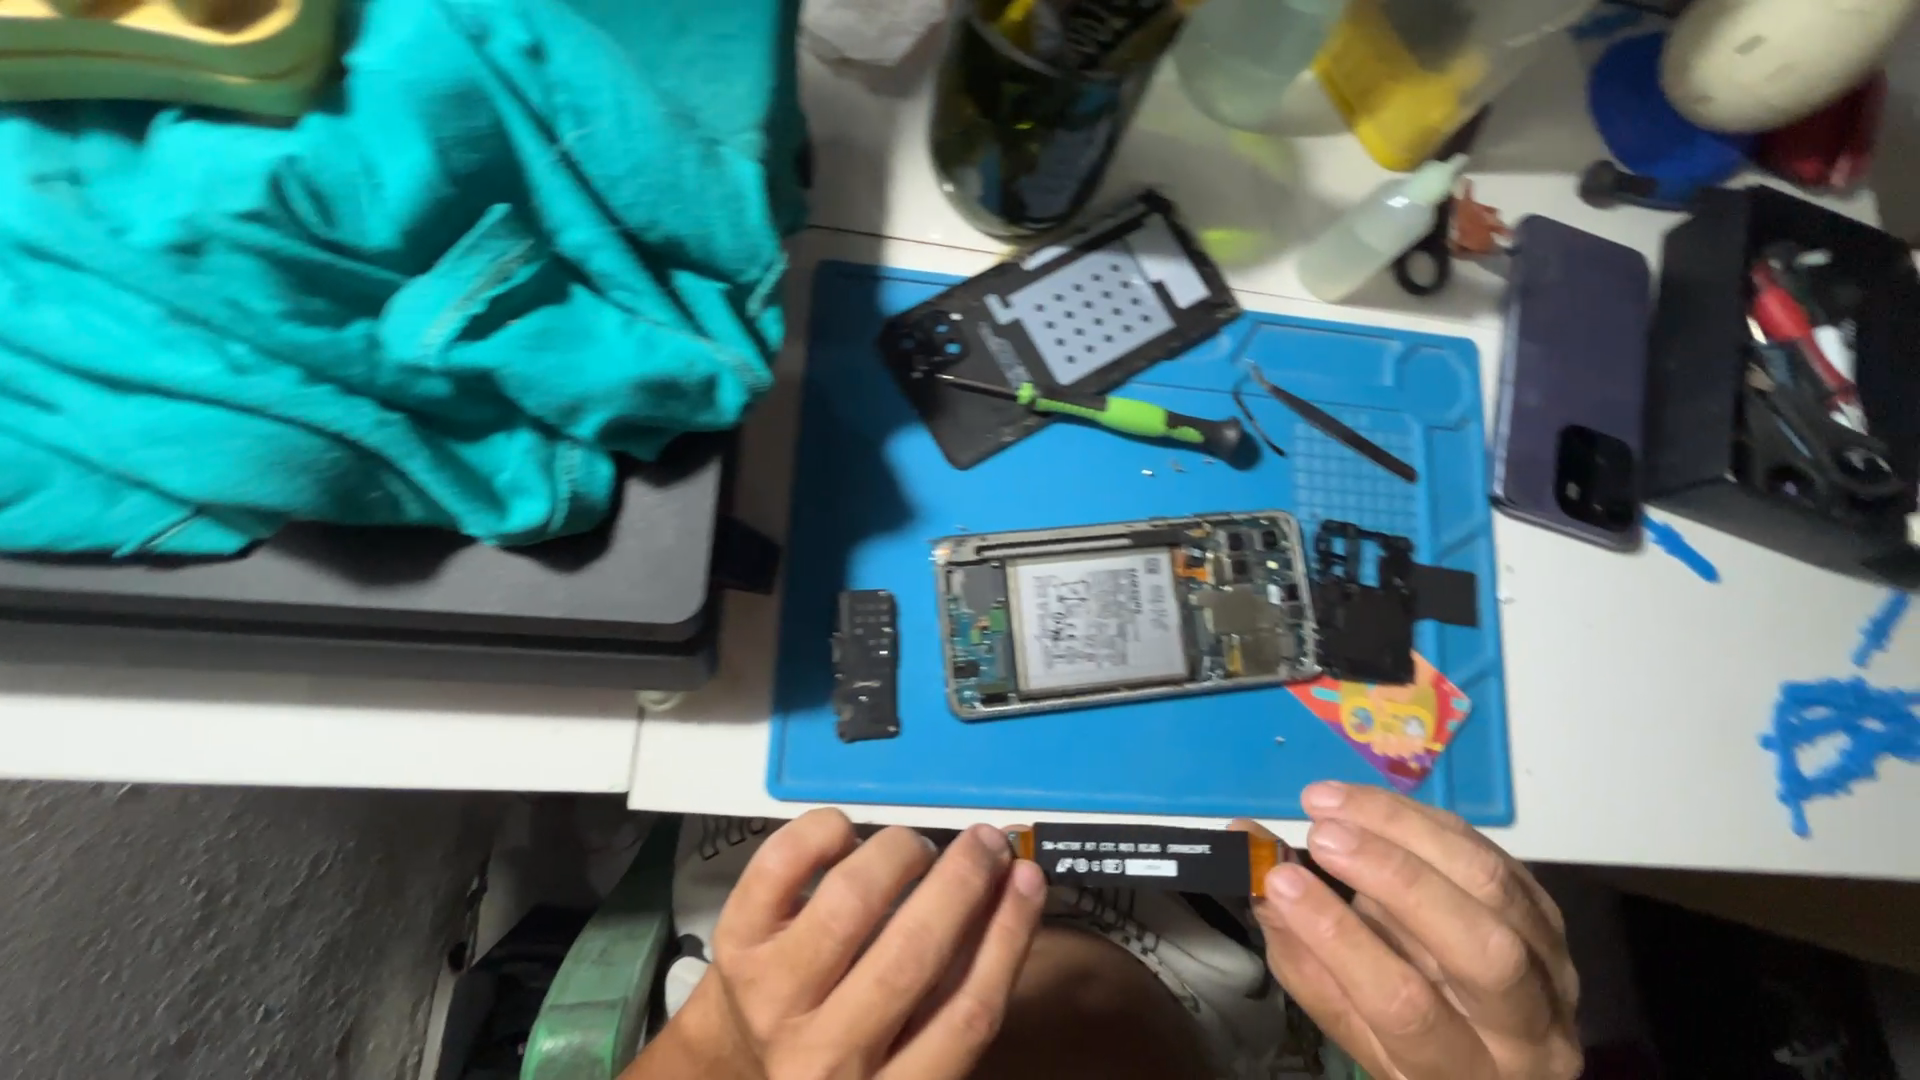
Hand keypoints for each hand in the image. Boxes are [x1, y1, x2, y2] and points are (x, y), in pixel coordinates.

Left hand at [631, 809, 1047, 1079]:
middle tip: (985, 841)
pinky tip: (845, 831)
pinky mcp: (736, 944)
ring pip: (850, 904)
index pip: (967, 1014)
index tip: (1028, 876)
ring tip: (914, 847)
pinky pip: (780, 870)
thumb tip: (1010, 887)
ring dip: (897, 854)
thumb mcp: (902, 1049)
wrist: (731, 1063)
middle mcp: (827, 1055)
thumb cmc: (835, 1046)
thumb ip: (952, 985)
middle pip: (913, 954)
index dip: (1009, 934)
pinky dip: (821, 833)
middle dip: (963, 881)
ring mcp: (773, 997)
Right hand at [1245, 784, 1580, 1079]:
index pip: (1407, 1006)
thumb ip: (1300, 953)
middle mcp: (1530, 1026)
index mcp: (1467, 1072)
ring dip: (1403, 828)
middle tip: (1320, 834)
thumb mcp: (1348, 1024)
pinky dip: (1418, 818)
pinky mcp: (1545, 910)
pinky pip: (1486, 850)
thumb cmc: (1409, 1044)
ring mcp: (1552, 964)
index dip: (1340, 939)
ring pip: (1491, 883)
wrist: (1505, 1052)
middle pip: (1480, 947)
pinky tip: (1363, 803)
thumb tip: (1258, 871)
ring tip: (1328, 802)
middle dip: (1394, 877)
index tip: (1279, 881)